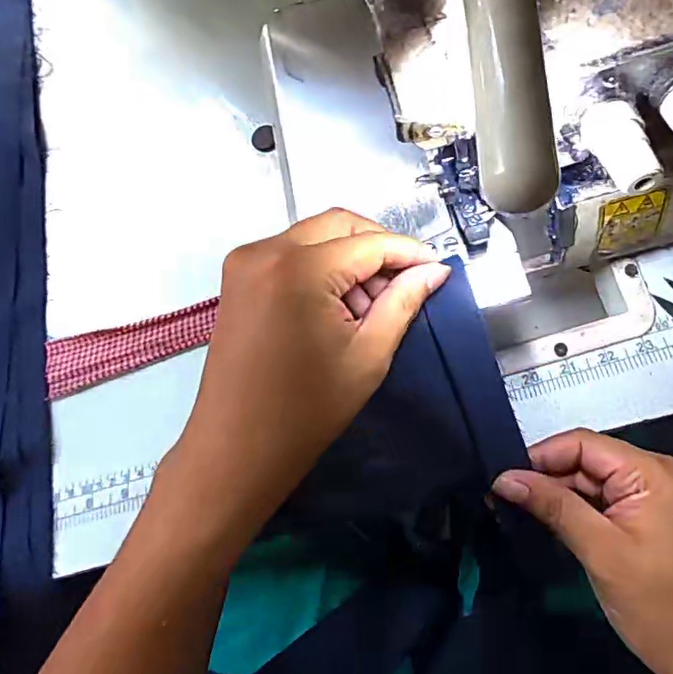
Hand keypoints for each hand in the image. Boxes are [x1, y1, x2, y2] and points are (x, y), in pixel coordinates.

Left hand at [163, 209, 450, 546]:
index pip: (369, 242)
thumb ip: (403, 300)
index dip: (408, 251)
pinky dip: (322, 264)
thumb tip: (434, 270)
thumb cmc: (306, 410)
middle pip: (339, 224)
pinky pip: (292, 251)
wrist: (235, 449)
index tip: (436, 265)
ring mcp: (246, 261)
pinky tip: (338, 303)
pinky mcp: (238, 276)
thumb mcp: (368, 354)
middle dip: (378, 246)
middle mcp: (266, 251)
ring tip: (369, 304)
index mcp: (299, 268)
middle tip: (405, 282)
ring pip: (316, 234)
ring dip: (350, 256)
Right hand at [493, 431, 672, 673]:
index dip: (541, 457)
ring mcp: (660, 495)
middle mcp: (660, 473)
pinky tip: (556, 526)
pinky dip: (583, 512)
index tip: (505, 478)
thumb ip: (552, 505)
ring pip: (596, 482)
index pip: (585, 444)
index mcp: (654, 471)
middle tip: (507, 499)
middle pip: (589, 461)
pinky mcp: (656, 516)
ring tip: (524, 513)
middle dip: (550, 480)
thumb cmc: (659, 608)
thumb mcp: (599, 551)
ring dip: (563, 498)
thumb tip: (506, 478)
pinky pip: (609, 500)